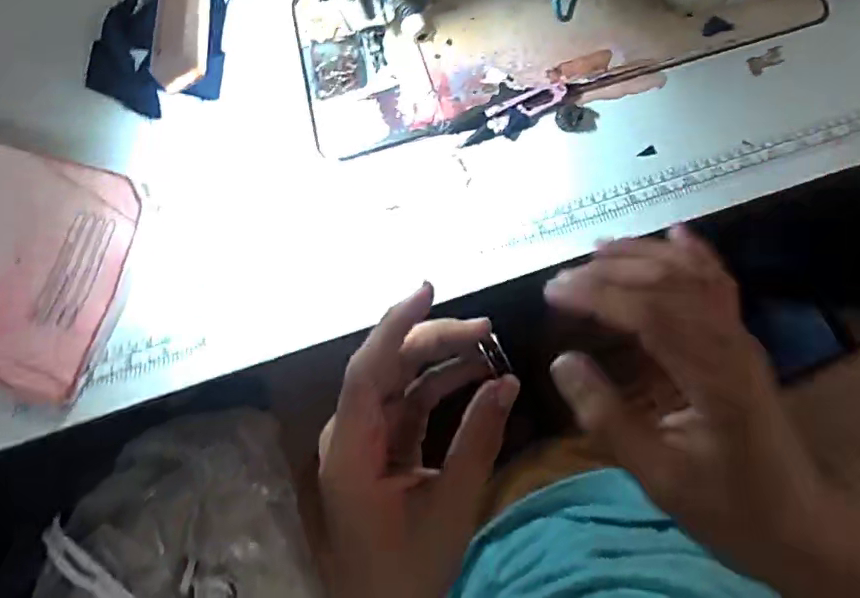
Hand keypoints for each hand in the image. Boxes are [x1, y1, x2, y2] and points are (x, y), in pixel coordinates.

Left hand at [317, 283, 519, 597]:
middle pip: (390, 364)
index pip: (366, 370)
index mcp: (352, 451)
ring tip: (489, 344)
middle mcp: (353, 433)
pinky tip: (478, 375)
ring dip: (444, 356)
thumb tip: (507, 380)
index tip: (428, 289)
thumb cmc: (406, 570)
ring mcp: (368, 437)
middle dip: (437, 337)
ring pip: (403, 376)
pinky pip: (413, 398)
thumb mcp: (450, 507)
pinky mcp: (384, 444)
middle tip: (487, 328)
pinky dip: (445, 382)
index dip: (395, 325)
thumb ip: (478, 440)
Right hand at [544, 227, 859, 597]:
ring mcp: (741, 335)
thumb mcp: (661, 478)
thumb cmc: (731, 509)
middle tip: (564, 277)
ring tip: (599, 249)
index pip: (648, 313)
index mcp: (711, 374)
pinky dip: (695, 253)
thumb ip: (609, 419)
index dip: (598, 295)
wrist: (802, 524)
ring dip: (644, 255)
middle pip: (668, 283)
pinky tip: (676, 234)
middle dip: (611, 271)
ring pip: (691, 274)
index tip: (554, 290)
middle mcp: (729, 340)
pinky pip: (719, 282)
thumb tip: (562, 362)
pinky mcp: (744, 338)